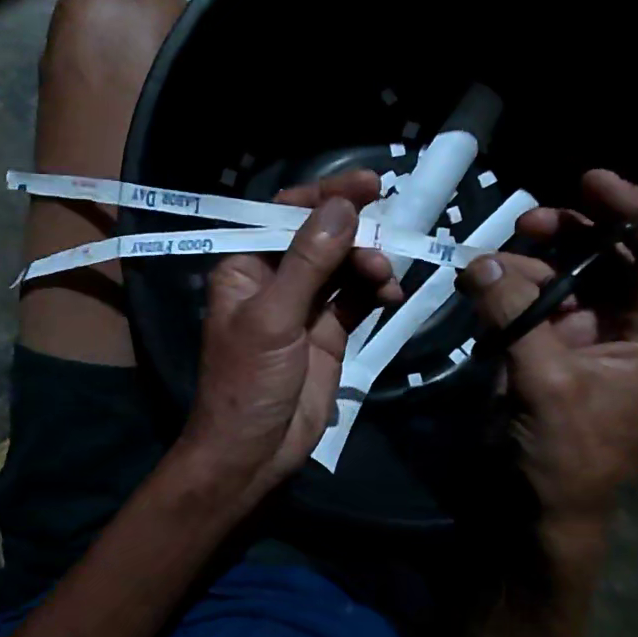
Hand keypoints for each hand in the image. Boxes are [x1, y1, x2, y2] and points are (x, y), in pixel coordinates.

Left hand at [174, 170, 393, 504]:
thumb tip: (341, 207)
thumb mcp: (273, 319)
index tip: (368, 184)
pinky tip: (392, 294)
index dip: (324, 196)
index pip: (284, 214)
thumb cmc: (248, 383)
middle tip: (389, 229)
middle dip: (354, 231)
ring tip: (384, 276)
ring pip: (343, 265)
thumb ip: (307, 262)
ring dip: (368, 262)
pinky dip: (376, 290)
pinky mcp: (329, 332)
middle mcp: (275, 279)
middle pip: (320, 236)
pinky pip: (356, 298)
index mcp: (246, 266)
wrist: (254, 452)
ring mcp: (304, 306)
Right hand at [460, 170, 637, 521]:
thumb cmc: (566, 453)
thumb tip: (480, 264)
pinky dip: (508, 292)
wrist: (539, 506)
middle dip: (571, 233)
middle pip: (614, 257)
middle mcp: (632, 329)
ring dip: (527, 264)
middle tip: (525, 223)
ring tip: (483, 268)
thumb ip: (516, 317)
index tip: (589, 181)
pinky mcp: (552, 351)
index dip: (635, 210)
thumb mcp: (545, 383)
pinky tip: (480, 288)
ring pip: (567, 277)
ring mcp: (589, 339)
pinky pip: (534, 304)